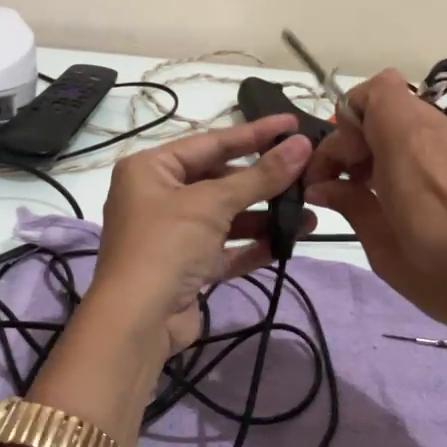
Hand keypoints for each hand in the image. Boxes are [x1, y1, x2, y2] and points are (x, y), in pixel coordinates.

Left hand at [83, 114, 314, 364]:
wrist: (136, 322)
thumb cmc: (166, 245)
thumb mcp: (213, 204)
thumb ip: (260, 176)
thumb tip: (302, 145)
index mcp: (150, 169)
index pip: (211, 142)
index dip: (254, 133)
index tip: (292, 123)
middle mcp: (157, 197)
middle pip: (220, 180)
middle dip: (263, 181)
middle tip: (307, 174)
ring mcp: (172, 235)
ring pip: (226, 216)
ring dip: (265, 216)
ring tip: (309, 215)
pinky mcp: (186, 268)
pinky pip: (225, 249)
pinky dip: (253, 245)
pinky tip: (288, 243)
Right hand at [304, 70, 446, 345]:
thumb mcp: (388, 253)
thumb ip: (353, 207)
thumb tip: (323, 187)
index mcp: (411, 152)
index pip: (374, 92)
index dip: (346, 120)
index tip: (336, 169)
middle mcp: (441, 135)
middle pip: (390, 102)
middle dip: (359, 134)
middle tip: (347, 183)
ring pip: (412, 119)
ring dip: (385, 144)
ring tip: (376, 194)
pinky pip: (436, 139)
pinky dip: (412, 154)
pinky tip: (410, 200)